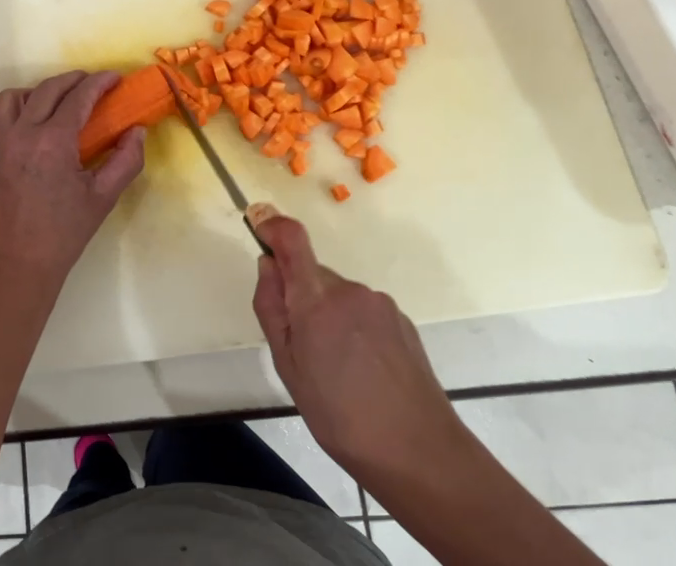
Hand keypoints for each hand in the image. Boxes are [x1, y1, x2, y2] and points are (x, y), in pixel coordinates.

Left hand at [0, 71, 145, 293]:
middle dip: (74, 80)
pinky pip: (3, 114)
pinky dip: (21, 105)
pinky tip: (38, 121)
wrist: (15, 263)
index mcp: (52, 142)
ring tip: (64, 100)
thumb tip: (136, 132)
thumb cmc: (63, 234)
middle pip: (48, 89)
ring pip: (17, 96)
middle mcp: (22, 133)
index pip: (78, 98)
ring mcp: (1, 141)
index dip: (99, 83)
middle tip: (96, 84)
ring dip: (42, 90)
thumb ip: (125, 161)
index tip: (116, 78)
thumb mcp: (102, 198)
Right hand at [251, 207, 467, 469]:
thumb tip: (267, 265)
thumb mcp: (286, 365)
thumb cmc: (337, 414)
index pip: (292, 239)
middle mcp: (351, 291)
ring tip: (335, 368)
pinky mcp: (402, 323)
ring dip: (328, 317)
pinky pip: (363, 312)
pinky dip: (353, 329)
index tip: (258, 224)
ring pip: (338, 296)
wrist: (417, 451)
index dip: (272, 225)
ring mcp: (381, 305)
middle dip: (300, 297)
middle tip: (300, 347)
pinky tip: (361, 371)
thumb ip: (271, 308)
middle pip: (313, 275)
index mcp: (316, 300)